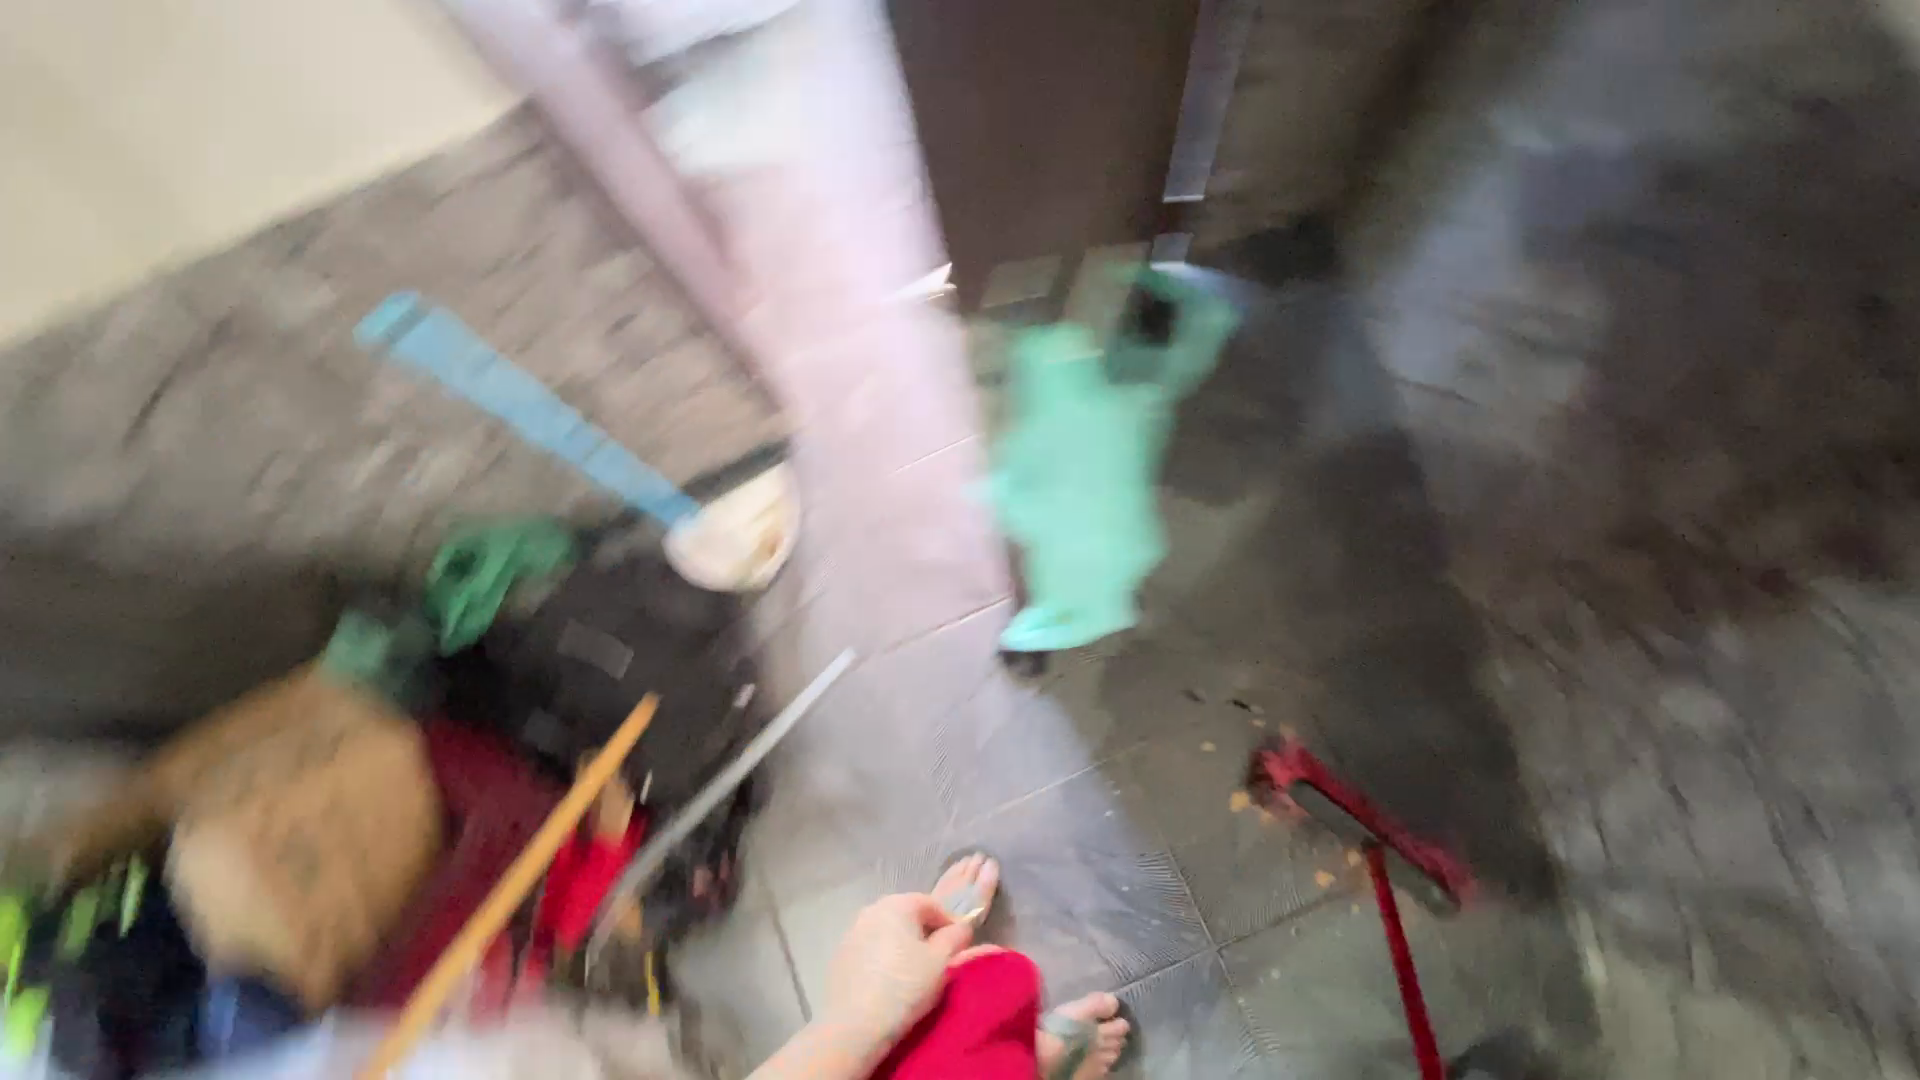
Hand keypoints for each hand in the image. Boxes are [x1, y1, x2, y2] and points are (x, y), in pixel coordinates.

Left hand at [820, 892, 973, 1048]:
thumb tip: (960, 927)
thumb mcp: (941, 962)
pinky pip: (870, 950)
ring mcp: (851, 932)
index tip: (959, 947)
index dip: (949, 923)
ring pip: (887, 933)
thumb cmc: (904, 987)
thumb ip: (956, 938)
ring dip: (902, 947)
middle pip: (907, 916)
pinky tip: (888, 984)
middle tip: (938, 961)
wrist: (852, 1028)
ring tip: (913, 975)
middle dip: (925, 934)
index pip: (931, 904)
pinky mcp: (840, 957)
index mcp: (897, 904)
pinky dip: (883, 960)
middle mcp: (871, 910)